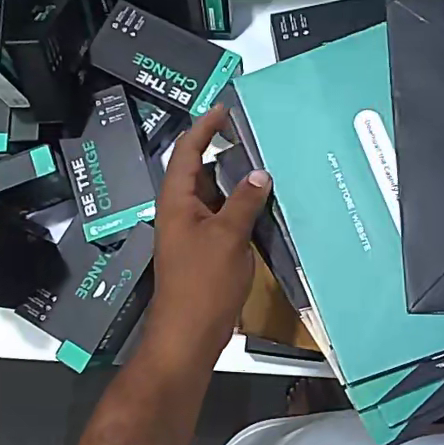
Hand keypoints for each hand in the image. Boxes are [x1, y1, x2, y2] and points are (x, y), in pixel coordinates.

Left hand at [140, 106, 271, 368]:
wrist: (188, 334)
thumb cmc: (203, 283)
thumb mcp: (228, 237)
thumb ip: (245, 202)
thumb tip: (260, 174)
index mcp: (176, 201)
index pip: (187, 152)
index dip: (204, 128)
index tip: (224, 110)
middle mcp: (180, 211)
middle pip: (201, 173)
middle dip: (226, 155)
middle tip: (257, 140)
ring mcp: (192, 232)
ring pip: (214, 197)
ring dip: (236, 184)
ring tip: (267, 168)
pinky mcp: (204, 250)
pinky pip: (222, 219)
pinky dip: (240, 209)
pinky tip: (263, 208)